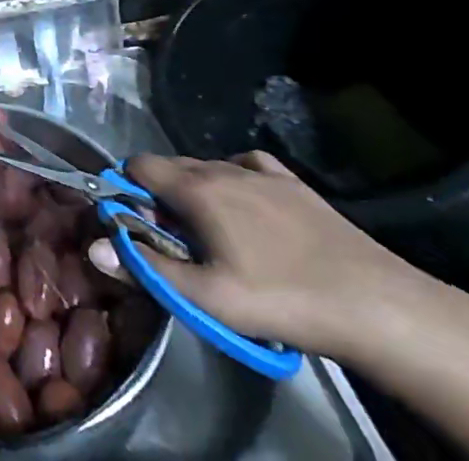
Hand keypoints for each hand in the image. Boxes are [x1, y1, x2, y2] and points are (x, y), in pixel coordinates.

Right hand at [89, 151, 439, 357]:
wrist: (374, 303)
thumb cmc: (279, 299)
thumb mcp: (206, 296)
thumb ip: (146, 267)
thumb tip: (95, 247)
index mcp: (197, 189)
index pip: (140, 165)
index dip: (125, 188)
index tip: (132, 221)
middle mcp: (223, 167)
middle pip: (171, 165)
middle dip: (157, 193)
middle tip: (168, 237)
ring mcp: (262, 172)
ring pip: (208, 166)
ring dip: (193, 188)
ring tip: (207, 231)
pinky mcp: (293, 183)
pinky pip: (246, 165)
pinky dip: (231, 177)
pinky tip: (244, 205)